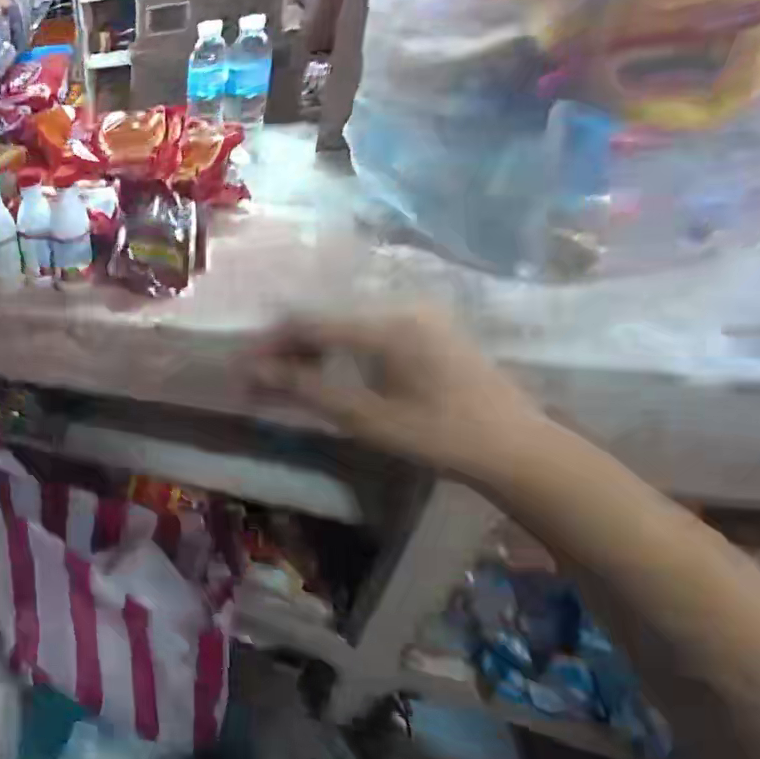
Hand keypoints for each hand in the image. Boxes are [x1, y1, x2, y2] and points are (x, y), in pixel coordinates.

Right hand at [250, 309, 551, 479]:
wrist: (519, 450)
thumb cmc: (440, 436)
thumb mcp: (364, 416)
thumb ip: (303, 388)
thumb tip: (252, 371)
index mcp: (387, 325)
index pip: (308, 322)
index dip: (268, 343)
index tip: (240, 366)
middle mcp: (401, 308)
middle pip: (323, 319)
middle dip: (284, 349)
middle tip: (258, 380)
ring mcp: (417, 317)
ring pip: (342, 326)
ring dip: (308, 352)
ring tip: (284, 382)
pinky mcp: (426, 331)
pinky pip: (364, 332)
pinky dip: (336, 352)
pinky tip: (322, 375)